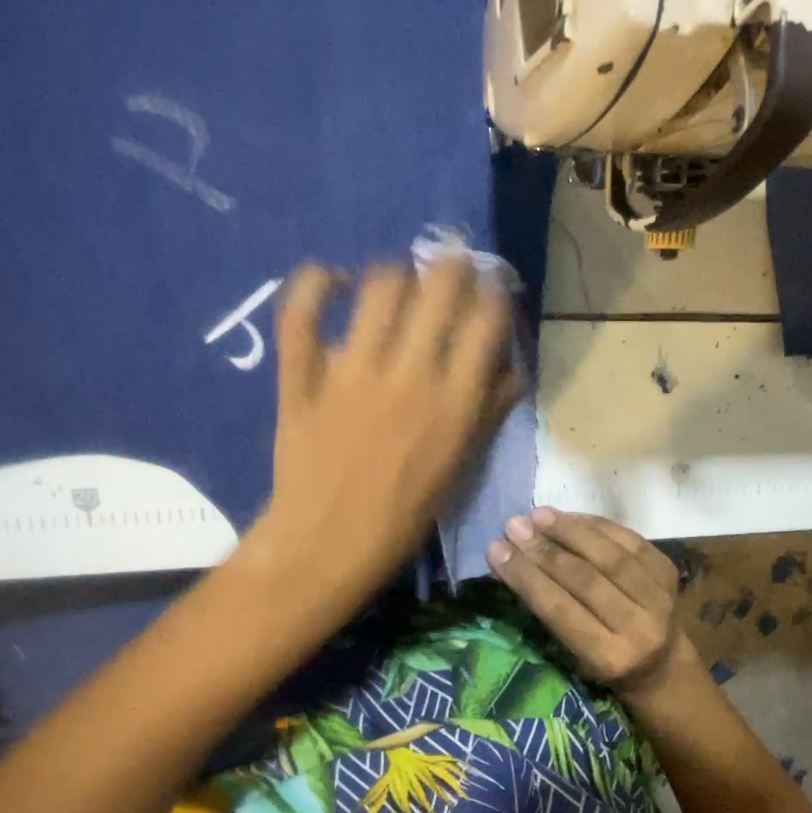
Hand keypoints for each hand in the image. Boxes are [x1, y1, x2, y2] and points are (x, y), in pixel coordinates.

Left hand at [250, 259, 519, 594]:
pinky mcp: (302, 374)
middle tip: (448, 271)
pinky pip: (301, 310)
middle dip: (451, 267)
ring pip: (380, 286)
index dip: (493, 291)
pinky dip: (316, 282)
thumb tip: (509, 366)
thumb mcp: (461, 466)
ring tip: (397, 283)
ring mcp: (350, 371)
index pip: (486, 318)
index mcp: (454, 402)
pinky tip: (333, 281)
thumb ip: (489, 411)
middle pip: (440, 286)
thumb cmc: (403, 515)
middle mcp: (408, 375)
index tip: (489, 289)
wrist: (326, 545)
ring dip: (396, 273)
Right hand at [487, 508, 698, 695]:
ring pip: (610, 555)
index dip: (526, 577)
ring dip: (569, 530)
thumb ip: (546, 609)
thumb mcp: (573, 652)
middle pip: (585, 579)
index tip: (496, 549)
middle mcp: (640, 628)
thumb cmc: (604, 663)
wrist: (662, 665)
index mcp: (609, 657)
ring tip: (538, 514)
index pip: (560, 609)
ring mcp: (660, 598)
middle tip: (513, 526)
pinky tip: (569, 516)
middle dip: (544, 550)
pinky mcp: (668, 573)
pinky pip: (630, 540)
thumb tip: (506, 560)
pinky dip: (596, 525)